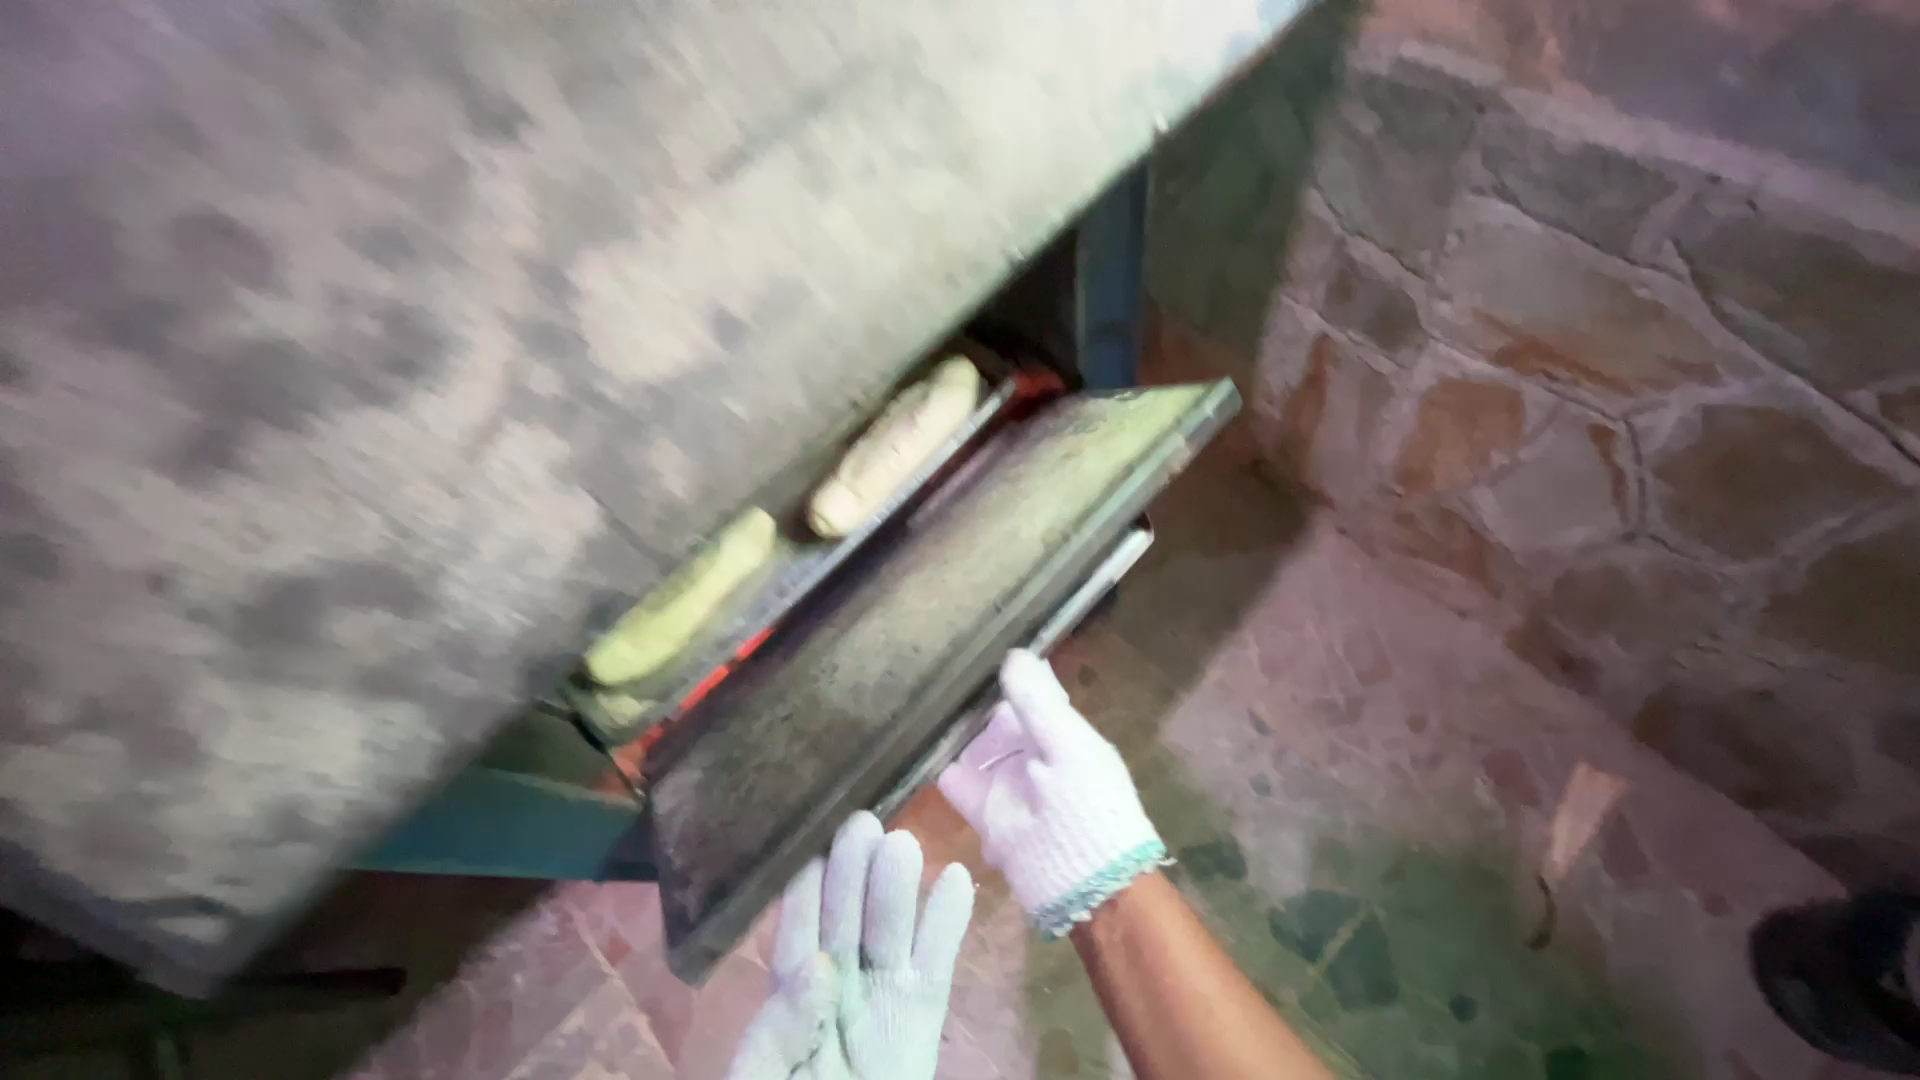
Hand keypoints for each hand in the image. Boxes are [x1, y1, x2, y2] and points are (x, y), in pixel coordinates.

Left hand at [726, 811, 973, 1079]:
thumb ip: (781, 1032)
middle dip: (852, 875)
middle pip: (845, 924)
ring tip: (905, 843)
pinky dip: (947, 925)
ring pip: (890, 935)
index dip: (805, 890)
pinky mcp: (923, 1021)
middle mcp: (837, 989)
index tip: (815, 844)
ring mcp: (883, 1001)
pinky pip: (935, 967)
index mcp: (789, 1004)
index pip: (795, 934)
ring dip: (898, 890)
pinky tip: (956, 879)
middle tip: (863, 824)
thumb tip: (818, 966)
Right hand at [938, 650, 1166, 938]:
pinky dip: (947, 773)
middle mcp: (1034, 758)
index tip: (976, 658)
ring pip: (976, 752)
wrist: (1086, 883)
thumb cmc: (1087, 803)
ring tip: (928, 711)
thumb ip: (1038, 702)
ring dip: (959, 738)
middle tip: (942, 683)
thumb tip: (1013, 654)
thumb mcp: (1068, 744)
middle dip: (977, 710)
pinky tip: (928, 751)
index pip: (1032, 700)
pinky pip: (960, 786)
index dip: (1009, 682)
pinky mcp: (987, 815)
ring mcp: (1009, 787)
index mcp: (1063, 737)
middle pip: (999, 725)